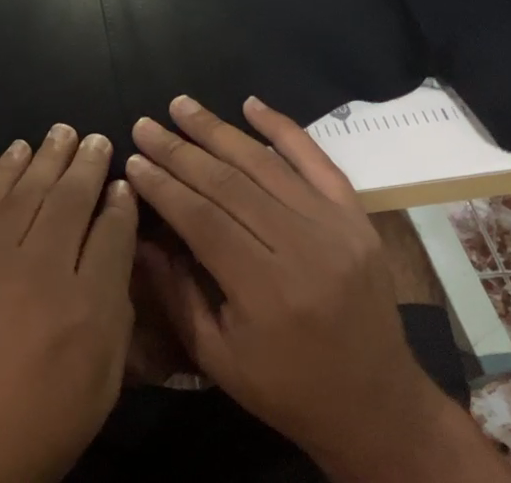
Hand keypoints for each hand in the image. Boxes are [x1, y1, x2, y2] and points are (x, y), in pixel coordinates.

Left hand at [0, 124, 137, 482]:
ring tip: (64, 132)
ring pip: (31, 190)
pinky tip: (18, 151)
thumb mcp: (100, 389)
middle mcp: (46, 268)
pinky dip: (4, 170)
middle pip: (73, 202)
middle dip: (89, 167)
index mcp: (89, 308)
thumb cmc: (35, 428)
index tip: (125, 183)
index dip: (122, 205)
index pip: (113, 236)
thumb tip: (118, 267)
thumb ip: (116, 323)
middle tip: (98, 139)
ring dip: (50, 157)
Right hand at [127, 96, 510, 479]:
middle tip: (144, 126)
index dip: (163, 186)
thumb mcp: (216, 357)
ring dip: (219, 130)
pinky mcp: (357, 219)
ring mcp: (337, 228)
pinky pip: (318, 162)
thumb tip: (135, 236)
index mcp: (268, 292)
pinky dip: (284, 129)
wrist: (378, 406)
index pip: (203, 219)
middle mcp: (306, 250)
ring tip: (180, 105)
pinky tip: (251, 104)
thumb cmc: (287, 390)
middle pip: (230, 184)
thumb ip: (174, 294)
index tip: (132, 160)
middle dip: (180, 152)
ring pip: (266, 165)